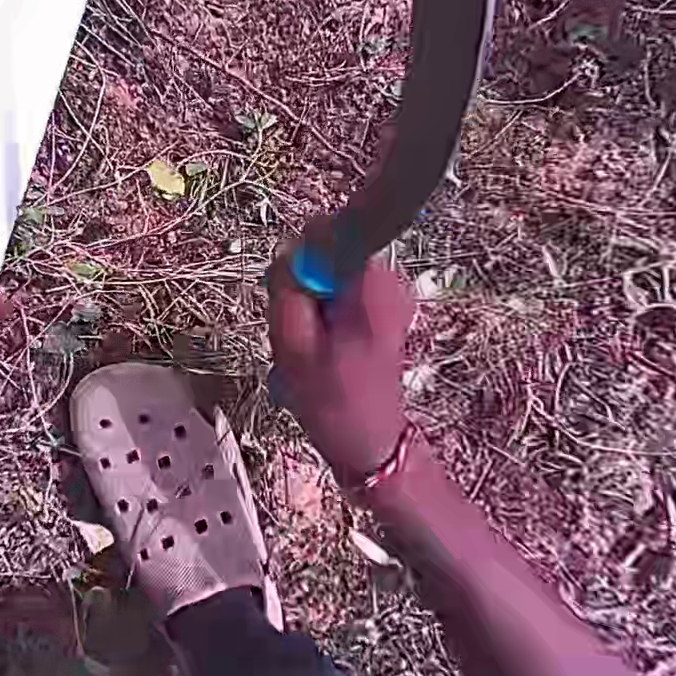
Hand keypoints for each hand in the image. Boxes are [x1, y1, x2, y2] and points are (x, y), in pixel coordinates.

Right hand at [267, 251, 414, 480]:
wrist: (368, 443)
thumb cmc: (331, 399)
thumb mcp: (292, 342)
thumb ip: (288, 287)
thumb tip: (292, 249)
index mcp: (370, 286)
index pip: (336, 231)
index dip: (304, 255)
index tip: (291, 290)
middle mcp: (387, 282)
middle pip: (328, 253)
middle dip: (302, 283)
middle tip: (295, 329)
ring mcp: (388, 295)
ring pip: (329, 274)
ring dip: (308, 301)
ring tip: (306, 342)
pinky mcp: (382, 308)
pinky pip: (338, 290)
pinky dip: (321, 311)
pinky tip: (318, 344)